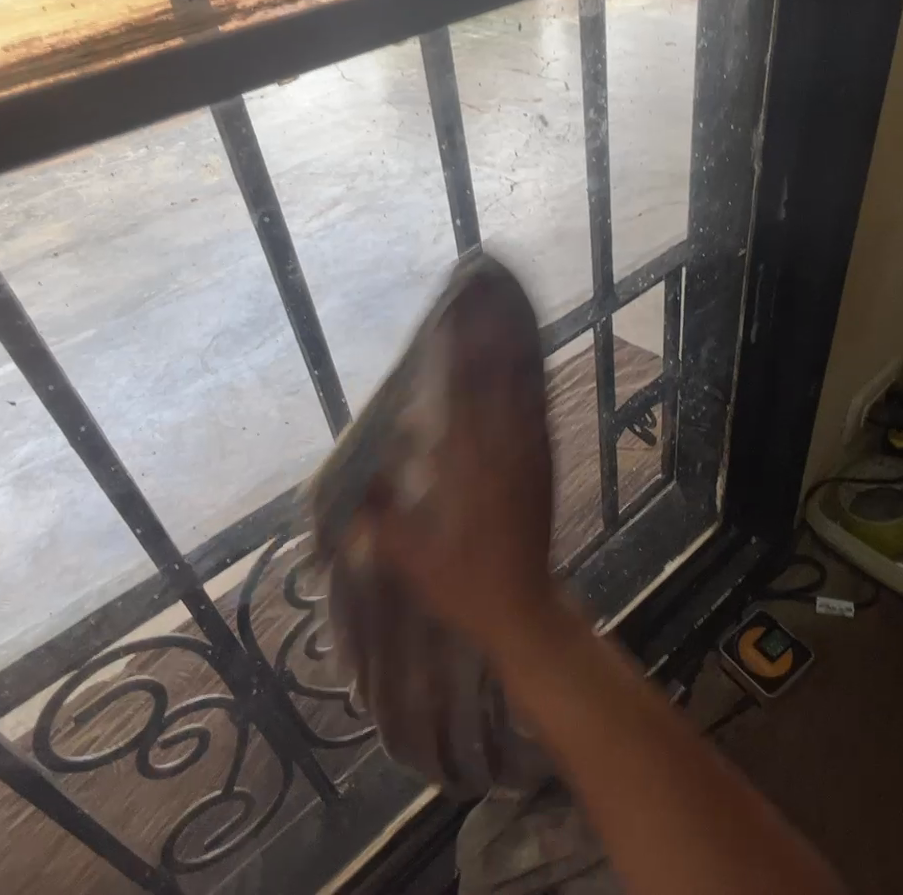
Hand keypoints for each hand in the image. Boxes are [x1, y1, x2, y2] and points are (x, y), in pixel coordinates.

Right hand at [353, 266, 562, 658]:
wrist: (523, 609)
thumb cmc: (461, 587)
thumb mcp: (411, 561)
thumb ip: (380, 521)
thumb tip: (355, 481)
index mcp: (468, 476)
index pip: (459, 403)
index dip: (457, 357)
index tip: (450, 318)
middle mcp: (503, 457)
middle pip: (494, 385)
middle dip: (487, 337)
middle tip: (480, 293)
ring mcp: (530, 459)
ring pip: (521, 392)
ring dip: (512, 348)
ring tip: (504, 306)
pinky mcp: (546, 465)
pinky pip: (539, 413)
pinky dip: (532, 379)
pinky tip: (528, 355)